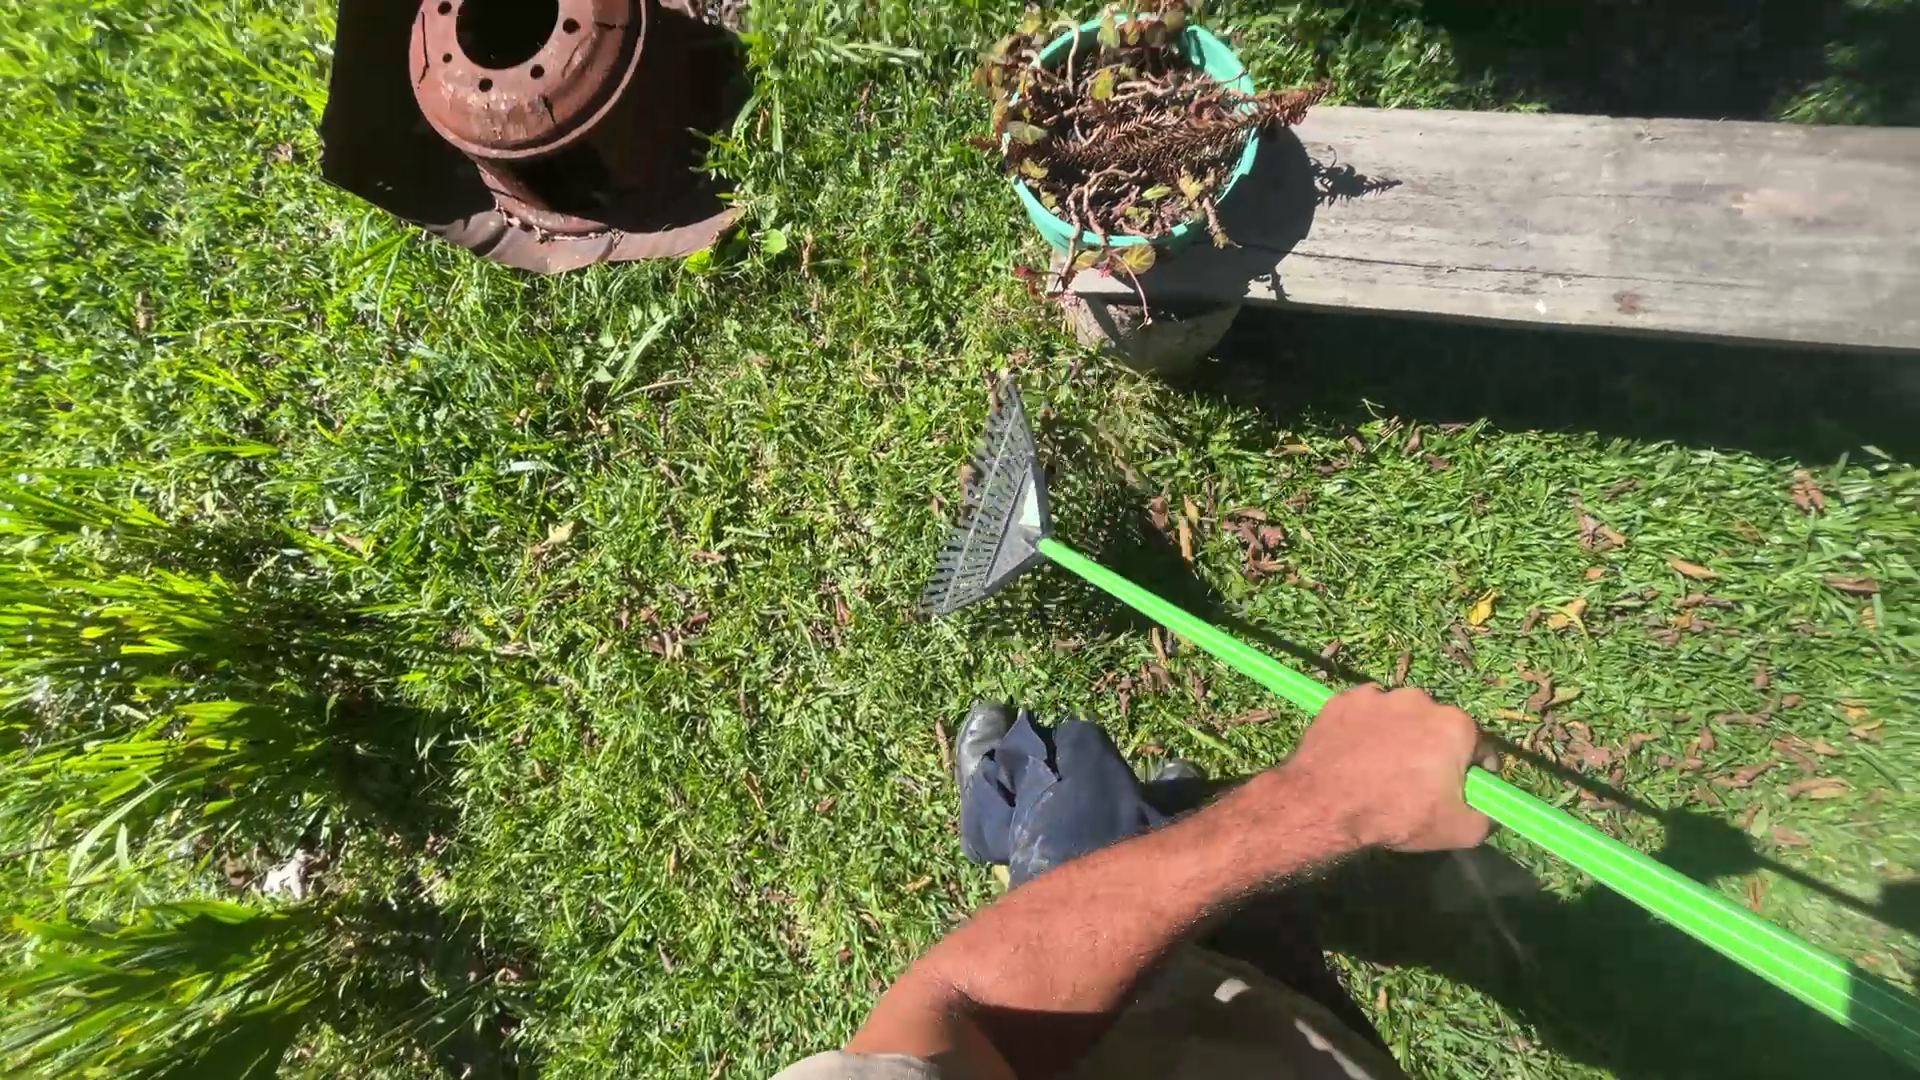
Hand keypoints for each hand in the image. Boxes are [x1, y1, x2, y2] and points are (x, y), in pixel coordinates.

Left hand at [1280, 684, 1489, 851]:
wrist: (1326, 802)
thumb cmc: (1398, 814)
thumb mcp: (1463, 830)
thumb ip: (1488, 813)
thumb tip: (1487, 805)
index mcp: (1454, 724)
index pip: (1475, 746)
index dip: (1469, 769)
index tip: (1454, 786)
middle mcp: (1416, 699)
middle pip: (1434, 725)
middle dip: (1430, 746)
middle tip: (1413, 776)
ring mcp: (1374, 696)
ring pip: (1396, 715)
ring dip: (1394, 733)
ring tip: (1378, 764)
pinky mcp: (1341, 699)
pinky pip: (1362, 712)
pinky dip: (1362, 726)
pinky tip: (1354, 751)